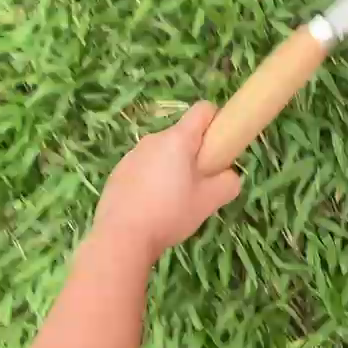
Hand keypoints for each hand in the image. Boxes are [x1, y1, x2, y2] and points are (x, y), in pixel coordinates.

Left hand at [90, 102, 242, 263]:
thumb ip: (228, 182)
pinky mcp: (118, 172)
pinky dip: (151, 181)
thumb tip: (229, 175)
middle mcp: (153, 139)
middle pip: (182, 136)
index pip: (203, 110)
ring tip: (173, 203)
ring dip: (172, 169)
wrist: (121, 237)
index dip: (217, 123)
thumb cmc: (169, 214)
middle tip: (199, 186)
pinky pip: (144, 168)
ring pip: (162, 154)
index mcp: (177, 139)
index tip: (219, 149)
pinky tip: (151, 208)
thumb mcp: (209, 201)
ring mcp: (132, 155)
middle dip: (195, 155)